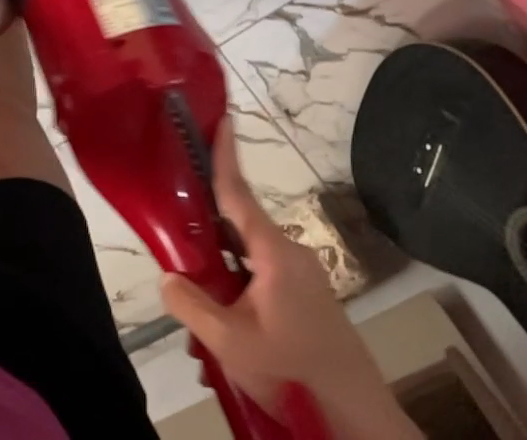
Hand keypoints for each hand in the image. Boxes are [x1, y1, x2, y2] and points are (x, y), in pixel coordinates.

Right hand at [161, 124, 419, 439]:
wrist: (359, 422)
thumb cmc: (294, 371)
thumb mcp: (229, 342)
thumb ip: (191, 303)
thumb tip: (167, 277)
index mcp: (274, 253)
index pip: (238, 193)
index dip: (223, 155)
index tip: (218, 118)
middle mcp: (289, 257)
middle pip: (234, 232)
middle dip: (202, 246)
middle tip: (172, 257)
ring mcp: (301, 282)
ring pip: (244, 267)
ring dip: (217, 289)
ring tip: (197, 332)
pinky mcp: (306, 305)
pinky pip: (259, 289)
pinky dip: (235, 305)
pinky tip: (220, 345)